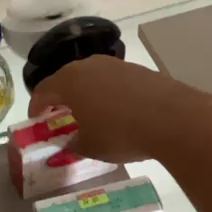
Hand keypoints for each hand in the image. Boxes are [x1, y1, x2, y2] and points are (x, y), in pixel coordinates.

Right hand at [28, 56, 211, 163]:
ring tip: (89, 114)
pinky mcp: (138, 70)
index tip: (37, 121)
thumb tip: (70, 142)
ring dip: (85, 94)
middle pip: (66, 80)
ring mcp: (115, 65)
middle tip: (59, 117)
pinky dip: (107, 94)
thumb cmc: (121, 133)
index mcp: (69, 81)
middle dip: (60, 99)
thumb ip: (72, 144)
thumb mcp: (90, 147)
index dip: (36, 108)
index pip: (42, 91)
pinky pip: (112, 81)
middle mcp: (89, 66)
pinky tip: (116, 112)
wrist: (175, 119)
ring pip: (90, 78)